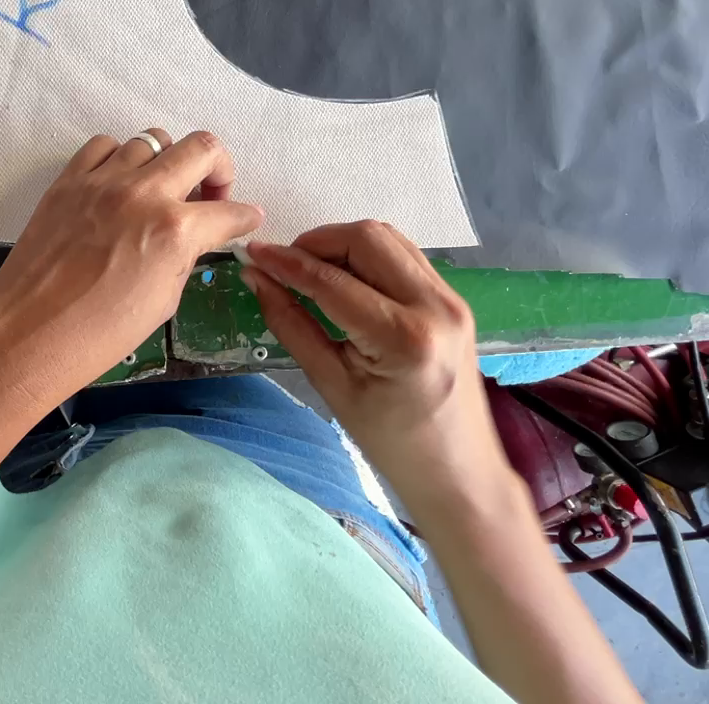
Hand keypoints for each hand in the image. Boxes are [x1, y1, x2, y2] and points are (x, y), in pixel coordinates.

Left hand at [0, 129, 262, 408]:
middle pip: (202, 147)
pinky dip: (119, 158)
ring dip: (166, 162)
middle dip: (219, 168)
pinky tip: (117, 183)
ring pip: (151, 139)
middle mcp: (144, 193)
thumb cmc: (100, 333)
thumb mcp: (163, 300)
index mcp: (175, 230)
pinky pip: (103, 145)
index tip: (245, 219)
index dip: (245, 217)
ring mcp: (103, 180)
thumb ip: (185, 256)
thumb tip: (196, 238)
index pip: (230, 211)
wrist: (28, 331)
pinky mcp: (68, 179)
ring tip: (158, 190)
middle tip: (210, 194)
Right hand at [242, 222, 505, 503]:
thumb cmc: (388, 440)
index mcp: (402, 338)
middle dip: (315, 243)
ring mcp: (450, 297)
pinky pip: (401, 253)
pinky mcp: (452, 297)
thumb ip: (290, 323)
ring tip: (310, 271)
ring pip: (385, 237)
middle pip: (365, 238)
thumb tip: (256, 278)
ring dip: (340, 244)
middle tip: (284, 267)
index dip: (285, 262)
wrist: (458, 470)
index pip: (331, 281)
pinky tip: (342, 277)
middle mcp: (433, 305)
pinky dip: (364, 254)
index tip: (251, 253)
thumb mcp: (330, 384)